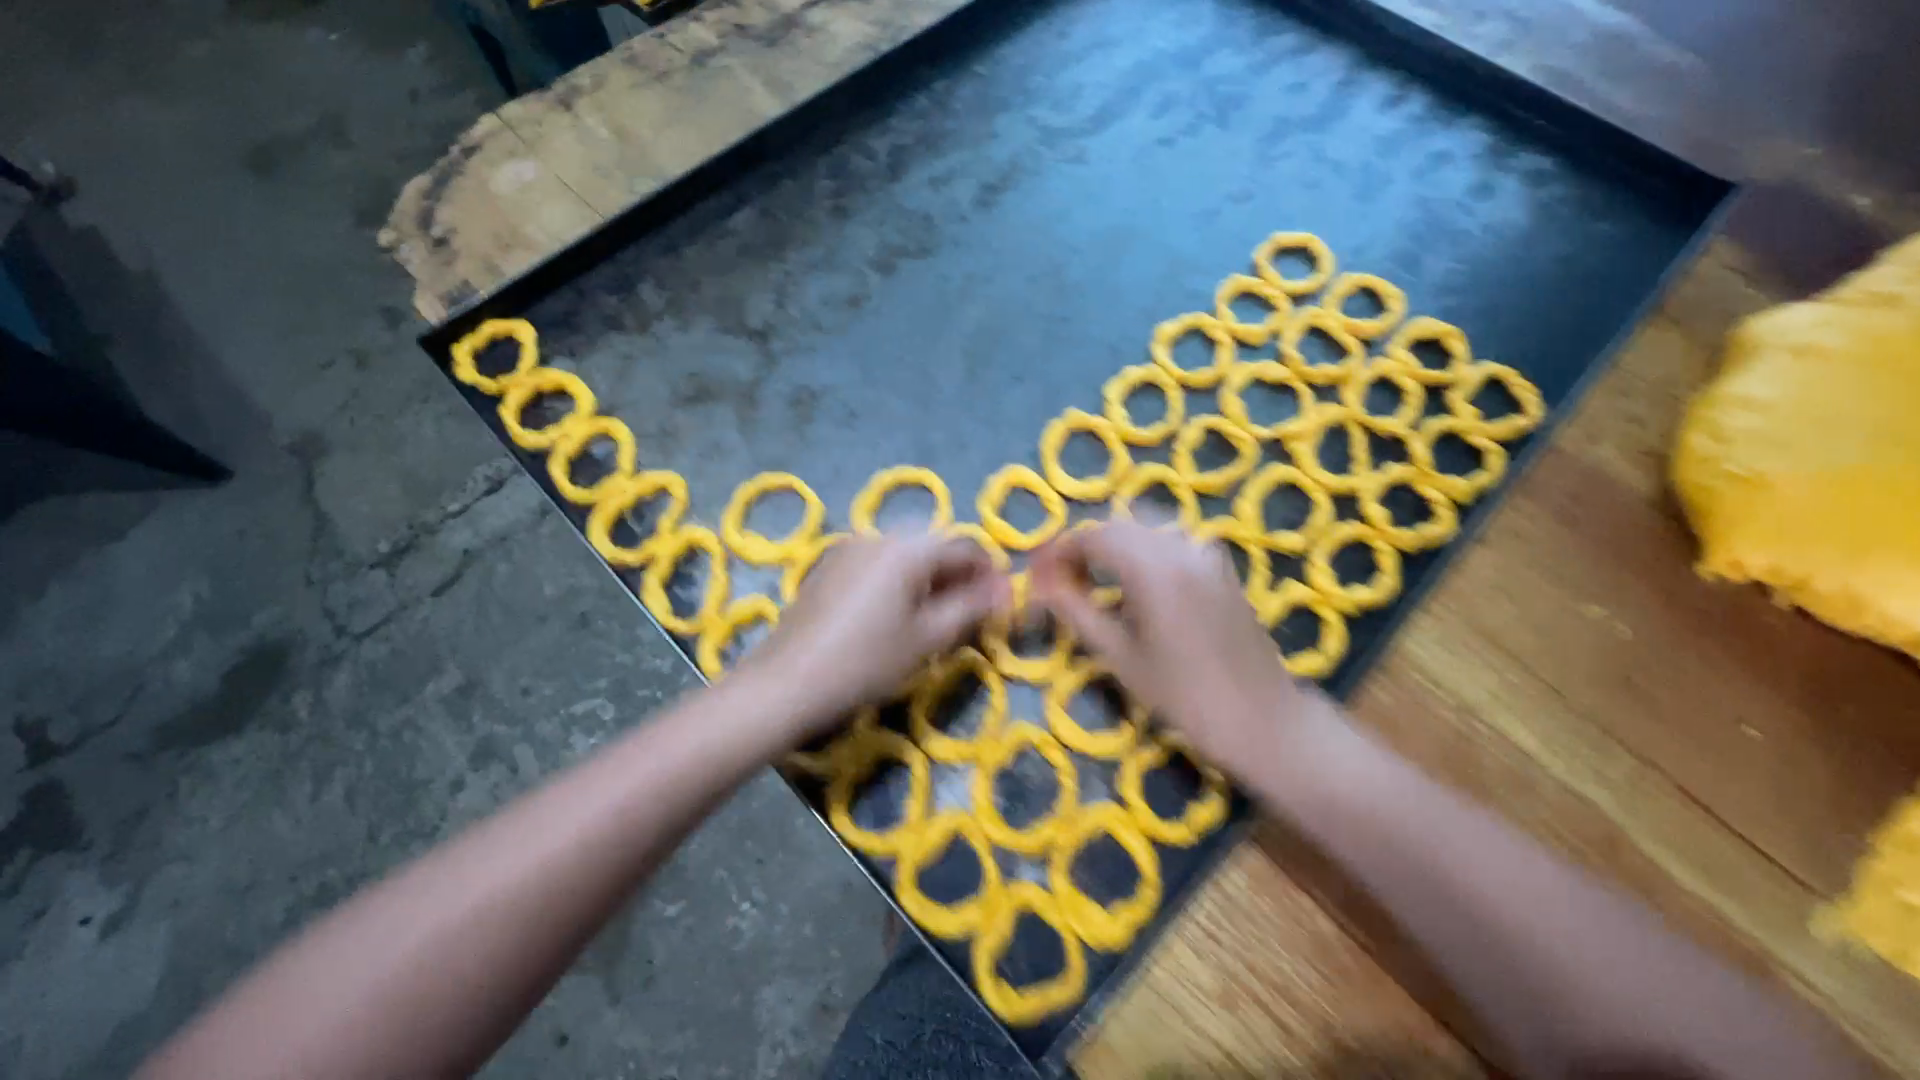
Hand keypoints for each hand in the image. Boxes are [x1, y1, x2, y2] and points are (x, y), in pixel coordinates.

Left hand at [742, 534, 1007, 736]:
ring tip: (938, 619)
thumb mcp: (927, 639)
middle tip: (973, 615)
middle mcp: (878, 535)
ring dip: (930, 579)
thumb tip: (1006, 590)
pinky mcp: (828, 567)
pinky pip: (878, 565)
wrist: (786, 682)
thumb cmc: (866, 662)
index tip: (1005, 603)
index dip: (991, 573)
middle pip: (934, 547)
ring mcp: (848, 548)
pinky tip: (898, 616)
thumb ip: (971, 608)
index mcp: (907, 547)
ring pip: (905, 556)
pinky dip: (899, 582)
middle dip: (960, 576)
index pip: (966, 547)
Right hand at [1029, 519, 1328, 769]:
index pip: (1091, 536)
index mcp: (1153, 566)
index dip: (1057, 551)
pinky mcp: (1220, 567)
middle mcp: (1181, 546)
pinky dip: (1143, 550)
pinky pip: (1171, 541)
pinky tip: (1132, 585)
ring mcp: (1206, 553)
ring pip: (1147, 527)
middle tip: (1059, 579)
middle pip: (1119, 524)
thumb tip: (1040, 585)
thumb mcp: (1121, 658)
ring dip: (1113, 544)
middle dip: (1084, 544)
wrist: (1264, 719)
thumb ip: (1077, 612)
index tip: (1035, 575)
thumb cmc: (1185, 697)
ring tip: (1091, 580)